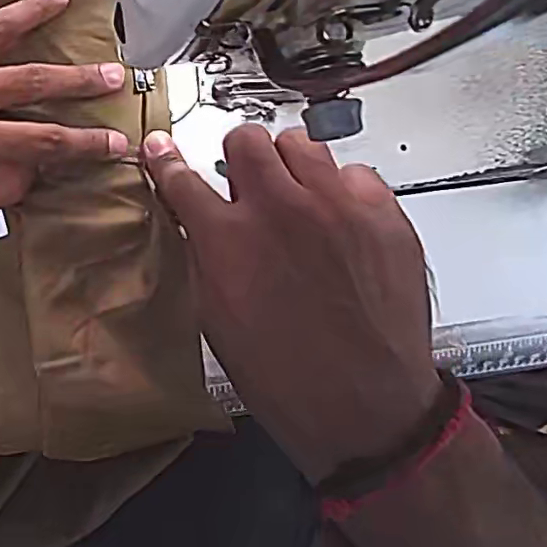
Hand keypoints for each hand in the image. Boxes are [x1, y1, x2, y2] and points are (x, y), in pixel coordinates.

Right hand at [141, 124, 439, 480]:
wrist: (364, 407)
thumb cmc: (286, 375)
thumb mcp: (214, 316)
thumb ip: (202, 255)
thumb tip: (193, 222)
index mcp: (227, 239)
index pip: (180, 176)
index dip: (165, 159)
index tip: (162, 149)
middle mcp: (281, 210)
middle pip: (247, 139)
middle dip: (238, 156)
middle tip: (244, 180)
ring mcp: (337, 207)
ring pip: (301, 144)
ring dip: (288, 166)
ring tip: (294, 197)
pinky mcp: (384, 215)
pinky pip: (355, 174)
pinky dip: (339, 190)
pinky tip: (336, 220)